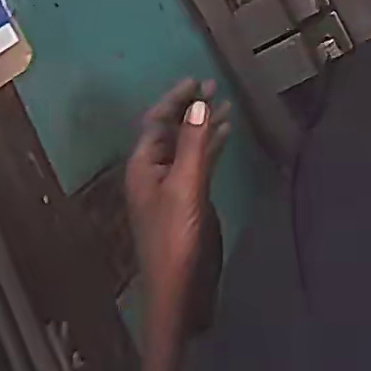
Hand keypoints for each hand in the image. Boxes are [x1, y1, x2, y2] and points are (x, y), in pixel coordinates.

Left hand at [125, 79, 229, 306]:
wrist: (180, 290)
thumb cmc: (176, 236)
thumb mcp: (185, 185)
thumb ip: (193, 143)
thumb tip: (199, 104)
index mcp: (144, 166)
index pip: (156, 121)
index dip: (175, 99)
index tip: (197, 80)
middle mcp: (155, 170)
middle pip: (171, 129)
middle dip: (190, 107)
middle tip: (214, 86)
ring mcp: (173, 184)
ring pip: (187, 143)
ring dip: (203, 122)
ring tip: (225, 103)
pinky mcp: (189, 196)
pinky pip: (199, 159)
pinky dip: (211, 142)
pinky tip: (226, 132)